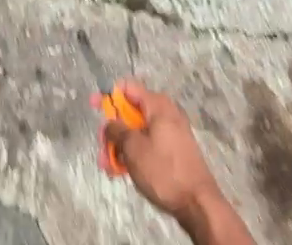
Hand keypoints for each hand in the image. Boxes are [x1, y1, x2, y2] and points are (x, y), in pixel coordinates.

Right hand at [97, 79, 221, 220]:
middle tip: (102, 148)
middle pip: (130, 113)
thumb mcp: (133, 148)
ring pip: (137, 133)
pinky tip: (122, 172)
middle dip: (112, 130)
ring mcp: (170, 134)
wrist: (198, 203)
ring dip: (120, 147)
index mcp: (158, 106)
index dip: (108, 94)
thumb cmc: (163, 170)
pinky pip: (148, 146)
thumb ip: (116, 130)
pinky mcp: (172, 152)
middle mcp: (165, 114)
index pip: (128, 88)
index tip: (93, 105)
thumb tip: (110, 123)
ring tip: (108, 167)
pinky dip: (133, 155)